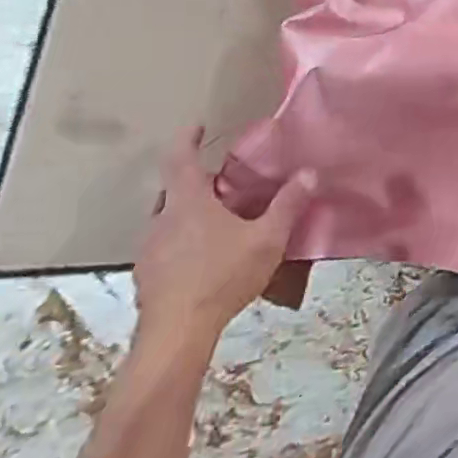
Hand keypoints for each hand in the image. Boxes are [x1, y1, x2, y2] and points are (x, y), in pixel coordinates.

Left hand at [133, 126, 312, 345]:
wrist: (177, 331)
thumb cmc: (223, 276)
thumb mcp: (266, 239)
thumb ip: (288, 205)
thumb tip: (310, 173)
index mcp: (188, 202)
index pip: (180, 159)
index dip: (186, 139)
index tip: (196, 126)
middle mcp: (162, 219)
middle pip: (174, 189)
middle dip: (196, 181)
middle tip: (223, 183)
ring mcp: (150, 248)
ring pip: (168, 219)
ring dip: (189, 213)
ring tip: (218, 222)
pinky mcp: (147, 274)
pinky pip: (166, 245)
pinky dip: (182, 241)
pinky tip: (204, 259)